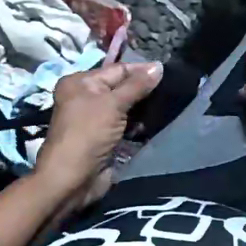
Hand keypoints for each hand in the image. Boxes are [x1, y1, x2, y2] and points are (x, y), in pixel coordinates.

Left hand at [34, 61, 162, 211]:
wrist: (73, 179)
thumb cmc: (88, 134)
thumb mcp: (112, 104)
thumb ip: (137, 85)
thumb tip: (159, 66)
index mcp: (81, 83)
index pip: (117, 70)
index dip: (141, 71)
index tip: (167, 71)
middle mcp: (86, 98)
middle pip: (122, 88)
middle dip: (144, 91)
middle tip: (172, 89)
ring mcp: (96, 120)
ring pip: (127, 108)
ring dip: (145, 109)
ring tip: (169, 105)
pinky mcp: (106, 138)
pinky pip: (127, 126)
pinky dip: (140, 125)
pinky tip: (157, 122)